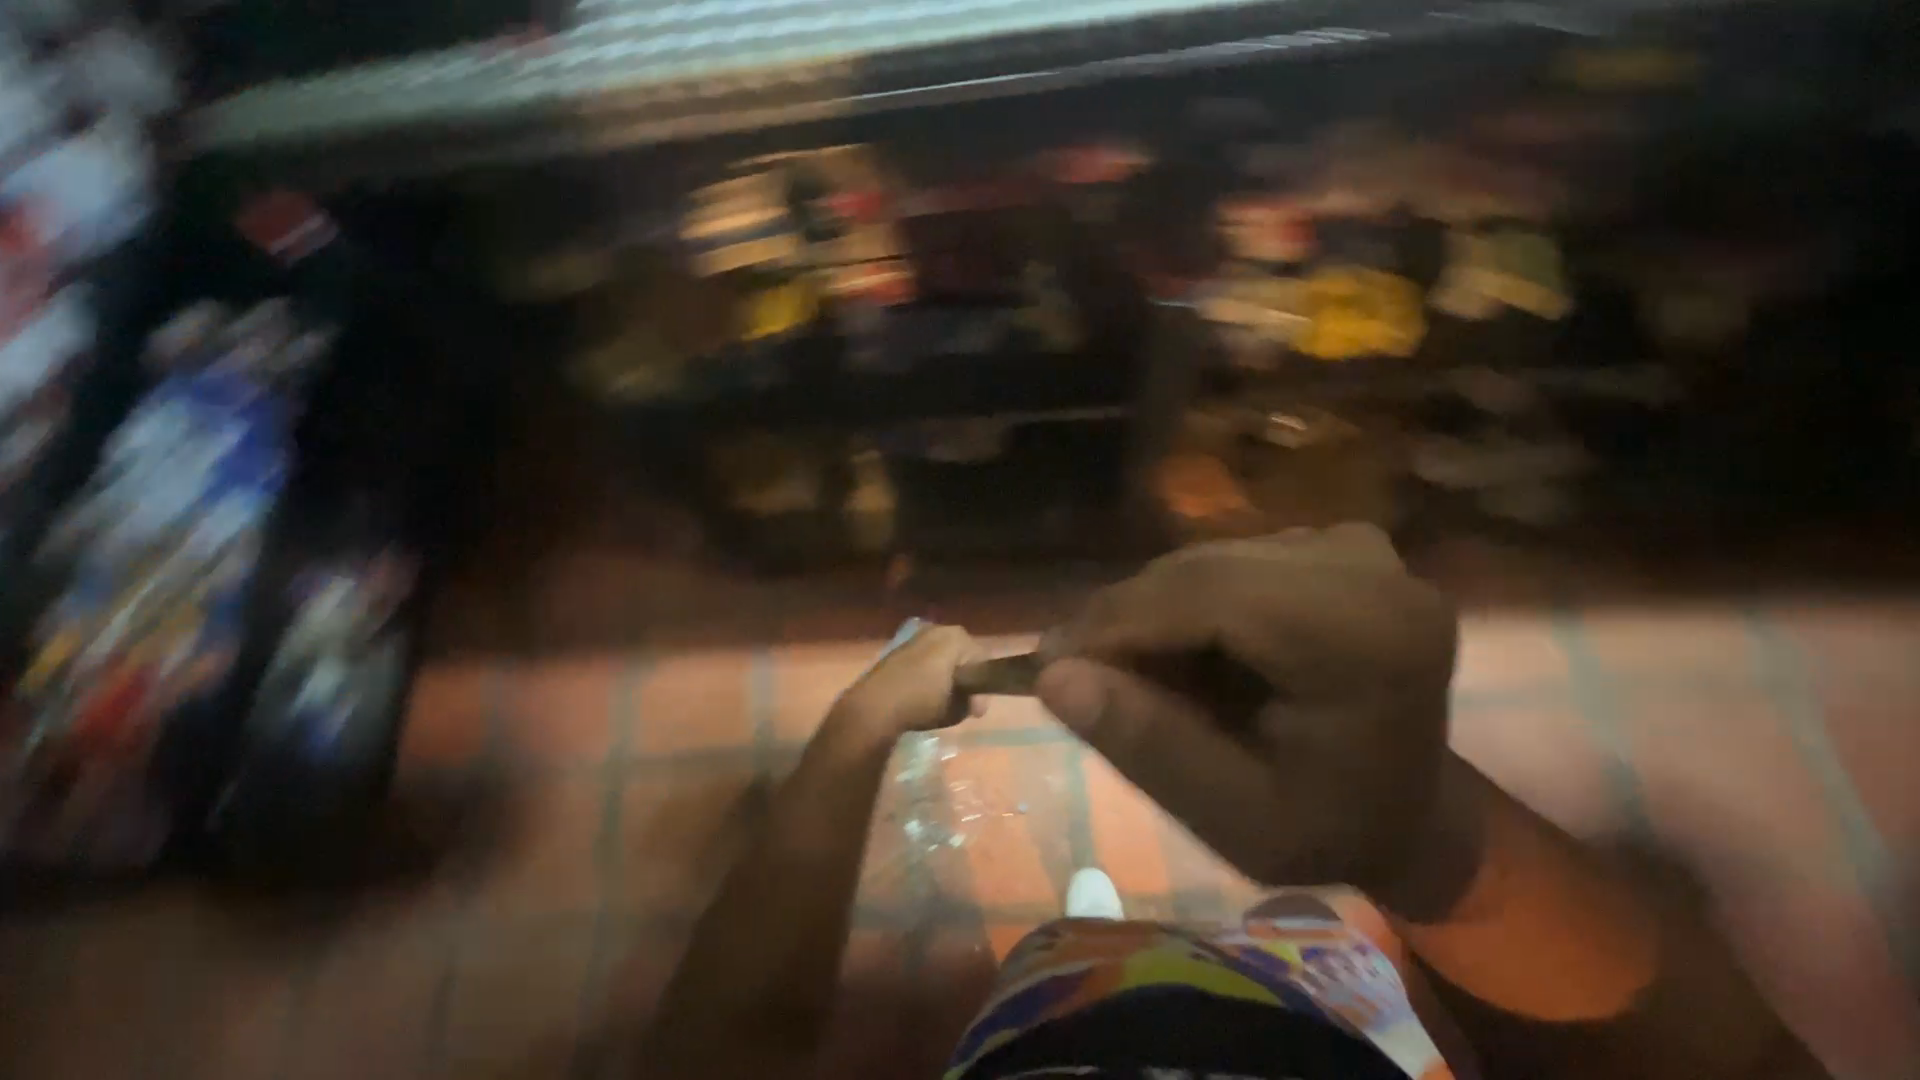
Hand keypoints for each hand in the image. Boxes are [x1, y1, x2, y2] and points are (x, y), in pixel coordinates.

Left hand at [832, 623, 985, 737]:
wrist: (876, 705)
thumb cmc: (923, 702)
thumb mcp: (958, 708)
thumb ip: (973, 702)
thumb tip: (975, 703)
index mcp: (956, 637)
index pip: (982, 660)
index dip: (984, 687)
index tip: (978, 710)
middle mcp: (937, 629)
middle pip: (961, 655)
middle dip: (965, 677)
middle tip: (964, 704)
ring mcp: (916, 636)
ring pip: (941, 656)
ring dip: (946, 674)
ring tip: (944, 700)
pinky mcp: (898, 648)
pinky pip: (923, 660)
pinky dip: (928, 673)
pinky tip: (924, 693)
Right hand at [1037, 525, 1464, 906]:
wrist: (1411, 808)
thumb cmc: (1329, 827)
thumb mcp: (1235, 820)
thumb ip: (1148, 746)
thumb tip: (1052, 675)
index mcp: (1364, 637)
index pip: (1210, 598)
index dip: (1118, 623)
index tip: (1045, 664)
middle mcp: (1366, 568)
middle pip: (1202, 570)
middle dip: (1124, 620)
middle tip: (1068, 673)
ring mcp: (1351, 545)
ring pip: (1204, 560)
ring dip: (1149, 612)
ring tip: (1124, 676)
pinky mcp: (1331, 543)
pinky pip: (1224, 560)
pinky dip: (1183, 603)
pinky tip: (1180, 655)